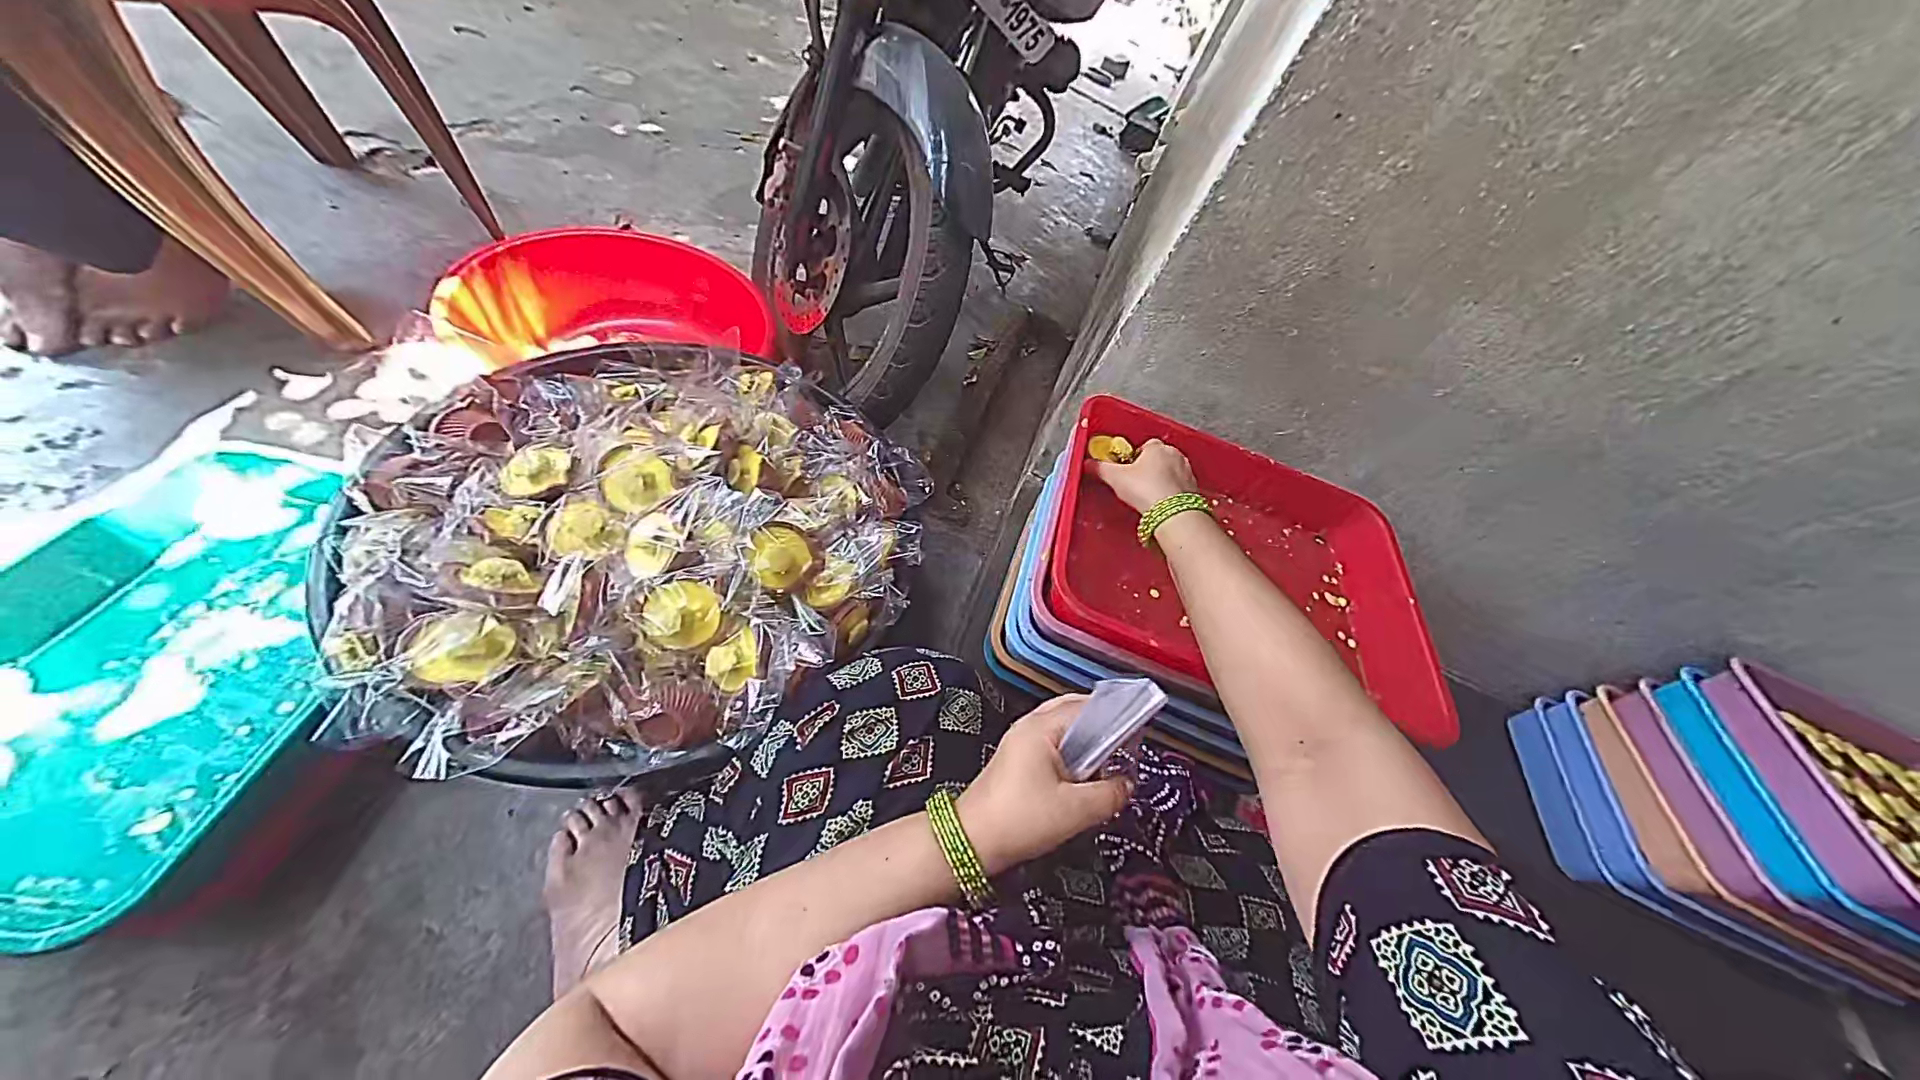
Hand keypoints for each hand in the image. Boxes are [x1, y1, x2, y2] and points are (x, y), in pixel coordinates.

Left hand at [956, 695, 1132, 874]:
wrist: (973, 841)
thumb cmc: (1016, 820)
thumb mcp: (1075, 810)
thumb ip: (1110, 794)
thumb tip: (1127, 785)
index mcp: (1041, 727)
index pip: (1088, 706)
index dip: (1117, 715)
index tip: (1139, 729)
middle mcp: (1029, 726)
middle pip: (1076, 712)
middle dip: (1104, 727)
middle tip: (1128, 747)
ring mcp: (1022, 741)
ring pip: (1065, 730)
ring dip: (1089, 742)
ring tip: (1110, 764)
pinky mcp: (1019, 760)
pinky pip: (1054, 745)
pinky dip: (1074, 753)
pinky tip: (1086, 776)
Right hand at [1094, 438, 1197, 512]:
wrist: (1173, 513)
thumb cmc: (1148, 490)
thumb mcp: (1115, 477)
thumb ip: (1100, 468)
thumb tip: (1090, 464)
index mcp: (1157, 447)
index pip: (1143, 446)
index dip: (1132, 458)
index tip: (1124, 469)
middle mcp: (1175, 455)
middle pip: (1157, 458)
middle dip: (1146, 468)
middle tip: (1133, 483)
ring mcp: (1186, 472)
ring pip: (1169, 472)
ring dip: (1159, 480)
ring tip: (1146, 495)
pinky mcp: (1193, 489)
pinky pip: (1177, 487)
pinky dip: (1169, 493)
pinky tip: (1159, 503)